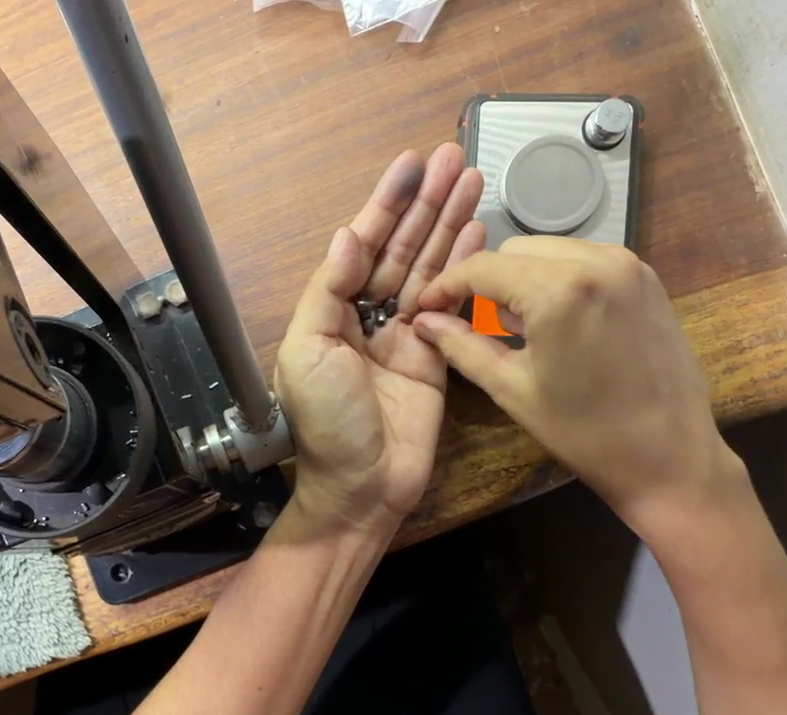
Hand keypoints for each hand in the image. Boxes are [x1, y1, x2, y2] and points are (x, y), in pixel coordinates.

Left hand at [276, 144, 485, 535]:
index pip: (362, 248)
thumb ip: (327, 291)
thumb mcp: (307, 351)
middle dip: (425, 205)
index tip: (410, 166)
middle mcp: (365, 319)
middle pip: (400, 250)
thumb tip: (348, 235)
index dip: (385, 207)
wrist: (361, 485)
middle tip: (453, 157)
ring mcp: (403, 337)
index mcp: (329, 314)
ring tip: (472, 179)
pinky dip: (465, 269)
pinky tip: (480, 233)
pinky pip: (451, 304)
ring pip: (429, 269)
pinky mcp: (434, 358)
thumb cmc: (327, 423)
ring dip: (449, 225)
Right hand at [412, 236, 730, 525]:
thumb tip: (423, 321)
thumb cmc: (582, 431)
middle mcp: (597, 261)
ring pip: (551, 251)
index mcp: (559, 290)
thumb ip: (462, 346)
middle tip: (471, 324)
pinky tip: (553, 324)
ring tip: (515, 329)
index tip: (425, 308)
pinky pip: (585, 261)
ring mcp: (628, 265)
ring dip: (522, 280)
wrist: (667, 453)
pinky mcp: (646, 277)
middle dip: (486, 282)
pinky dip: (557, 281)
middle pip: (516, 250)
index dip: (447, 285)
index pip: (484, 267)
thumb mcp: (511, 388)